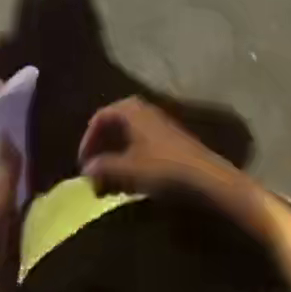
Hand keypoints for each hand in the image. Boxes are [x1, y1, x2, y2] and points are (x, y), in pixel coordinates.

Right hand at [77, 96, 238, 199]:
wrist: (207, 178)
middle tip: (93, 171)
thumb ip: (104, 167)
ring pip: (127, 137)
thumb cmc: (164, 167)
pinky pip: (141, 144)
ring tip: (110, 181)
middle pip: (113, 126)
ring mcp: (157, 123)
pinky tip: (131, 181)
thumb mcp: (129, 169)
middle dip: (102, 150)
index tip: (83, 164)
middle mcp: (142, 110)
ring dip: (116, 158)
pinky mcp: (169, 139)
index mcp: (130, 109)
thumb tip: (86, 168)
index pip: (100, 118)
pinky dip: (130, 160)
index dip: (88, 141)